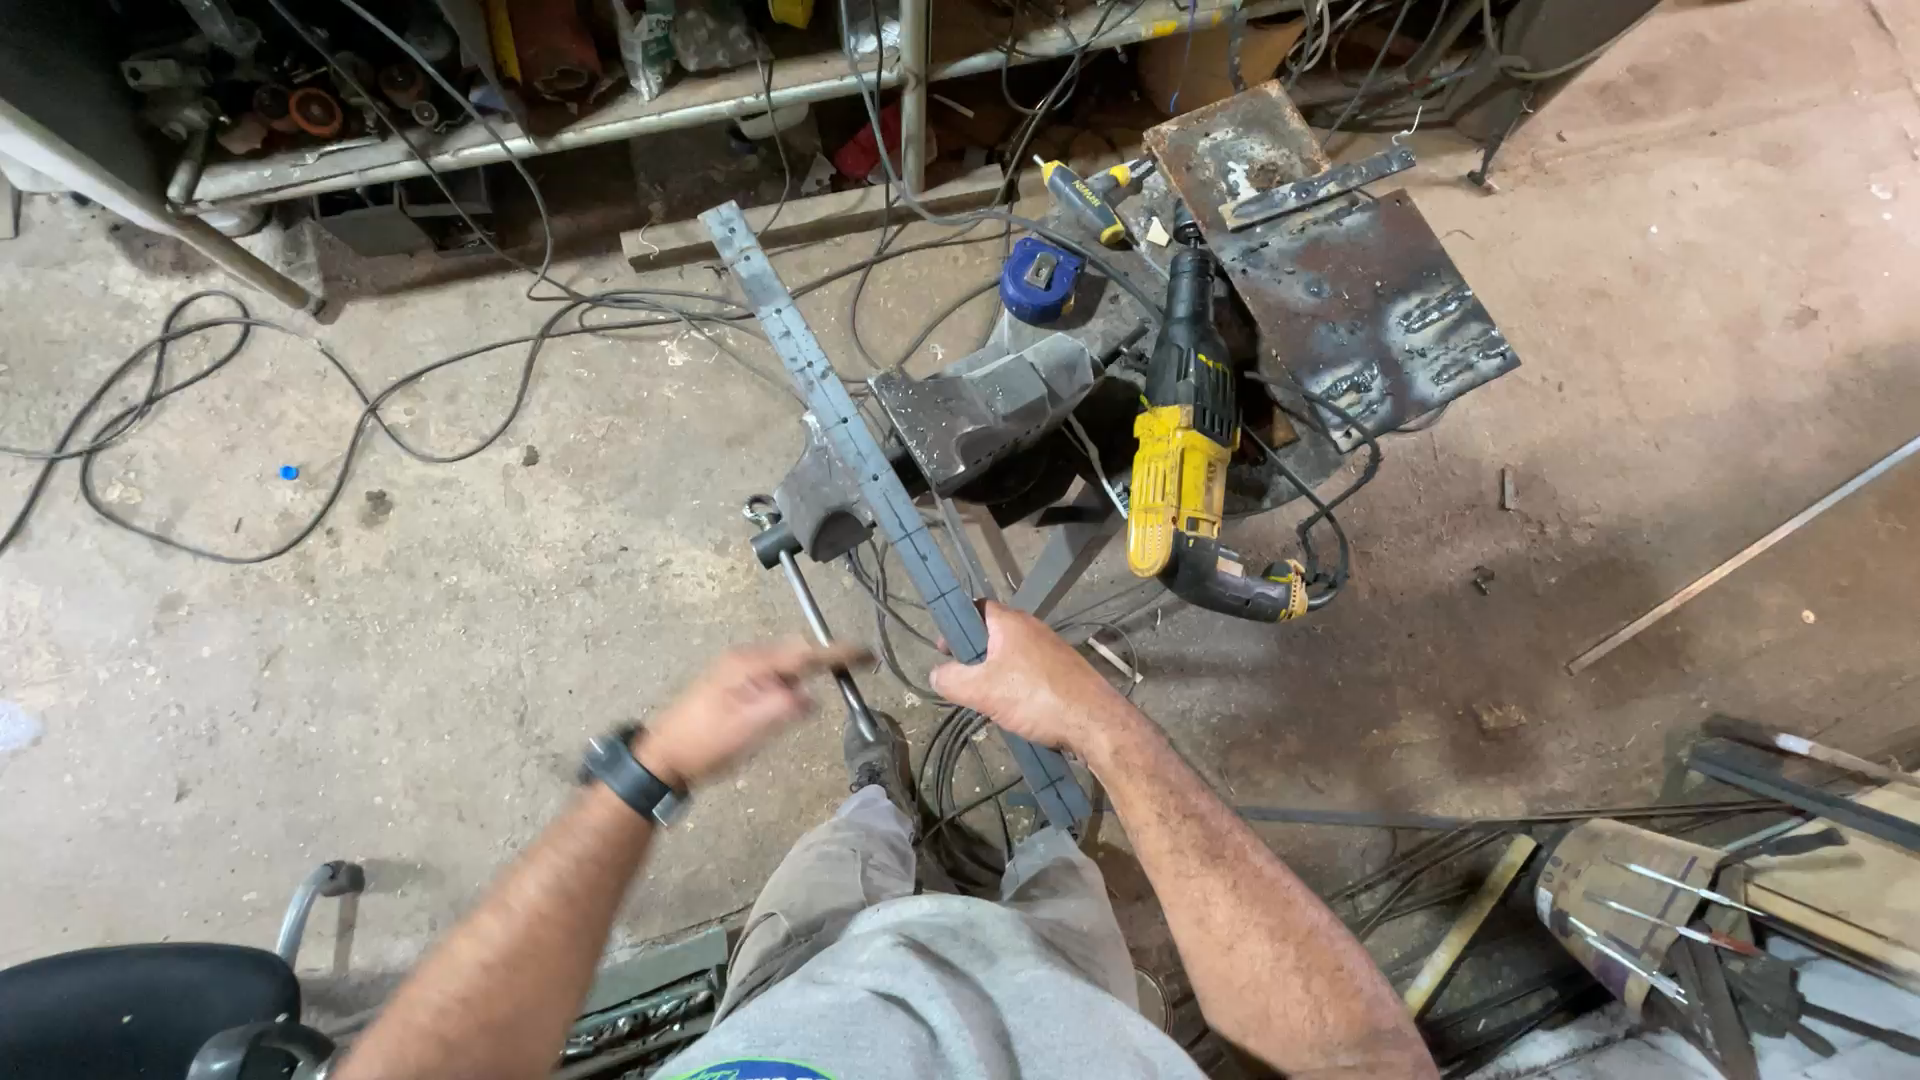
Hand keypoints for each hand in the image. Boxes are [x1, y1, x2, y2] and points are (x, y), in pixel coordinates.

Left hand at [638, 639, 867, 789]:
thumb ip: (783, 709)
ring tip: (823, 689)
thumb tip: (812, 698)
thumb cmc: (703, 746)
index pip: (804, 653)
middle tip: (852, 672)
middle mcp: (744, 658)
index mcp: (749, 665)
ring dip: (806, 672)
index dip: (838, 653)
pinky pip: (772, 672)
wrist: (659, 758)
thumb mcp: (748, 731)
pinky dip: (789, 681)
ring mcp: (736, 668)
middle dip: (824, 660)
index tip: (868, 655)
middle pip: (796, 650)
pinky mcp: (732, 681)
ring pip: (784, 661)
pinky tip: (789, 701)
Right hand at [930, 601, 1142, 763]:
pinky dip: (1016, 683)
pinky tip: (1014, 707)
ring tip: (986, 698)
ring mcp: (1051, 648)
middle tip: (962, 677)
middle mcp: (1032, 628)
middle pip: (993, 632)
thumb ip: (951, 680)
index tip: (945, 648)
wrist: (1094, 720)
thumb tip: (935, 674)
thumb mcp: (982, 691)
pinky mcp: (1064, 669)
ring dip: (995, 671)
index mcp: (1010, 622)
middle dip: (974, 653)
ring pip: (1012, 653)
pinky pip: (1030, 669)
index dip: (956, 624)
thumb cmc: (1035, 697)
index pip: (977, 607)